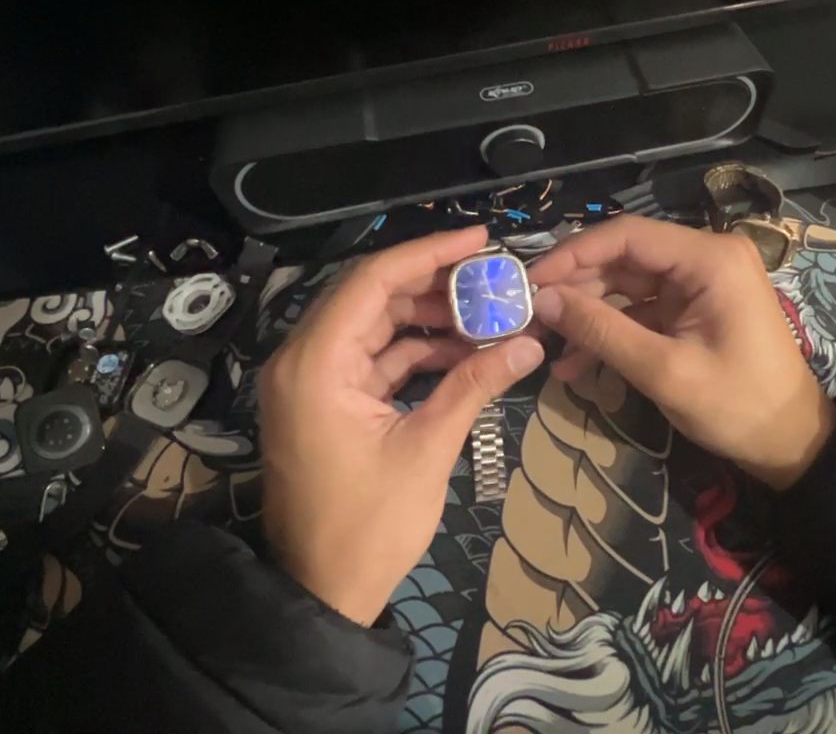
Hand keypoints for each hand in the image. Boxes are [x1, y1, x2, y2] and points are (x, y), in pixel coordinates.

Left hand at [258, 226, 544, 625]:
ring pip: (376, 324)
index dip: (427, 253)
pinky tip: (463, 352)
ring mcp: (313, 380)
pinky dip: (416, 351)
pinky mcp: (327, 399)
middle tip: (492, 279)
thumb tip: (531, 343)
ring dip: (429, 319)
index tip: (478, 239)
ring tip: (487, 317)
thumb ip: (475, 386)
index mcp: (316, 363)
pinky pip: (374, 356)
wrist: (321, 595)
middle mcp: (304, 359)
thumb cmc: (368, 526)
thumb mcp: (427, 450)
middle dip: (434, 285)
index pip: (372, 281)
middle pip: (372, 296)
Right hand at [527, 216, 834, 489]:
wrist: (793, 444)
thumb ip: (602, 330)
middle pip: (624, 256)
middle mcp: (705, 256)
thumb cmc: (738, 406)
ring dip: (588, 312)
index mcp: (709, 258)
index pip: (626, 235)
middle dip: (576, 287)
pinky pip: (642, 307)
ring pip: (627, 282)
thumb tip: (542, 300)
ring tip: (545, 343)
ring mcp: (700, 281)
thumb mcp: (664, 371)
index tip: (529, 283)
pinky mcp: (695, 306)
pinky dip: (612, 329)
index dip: (573, 255)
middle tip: (530, 316)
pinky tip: (576, 361)